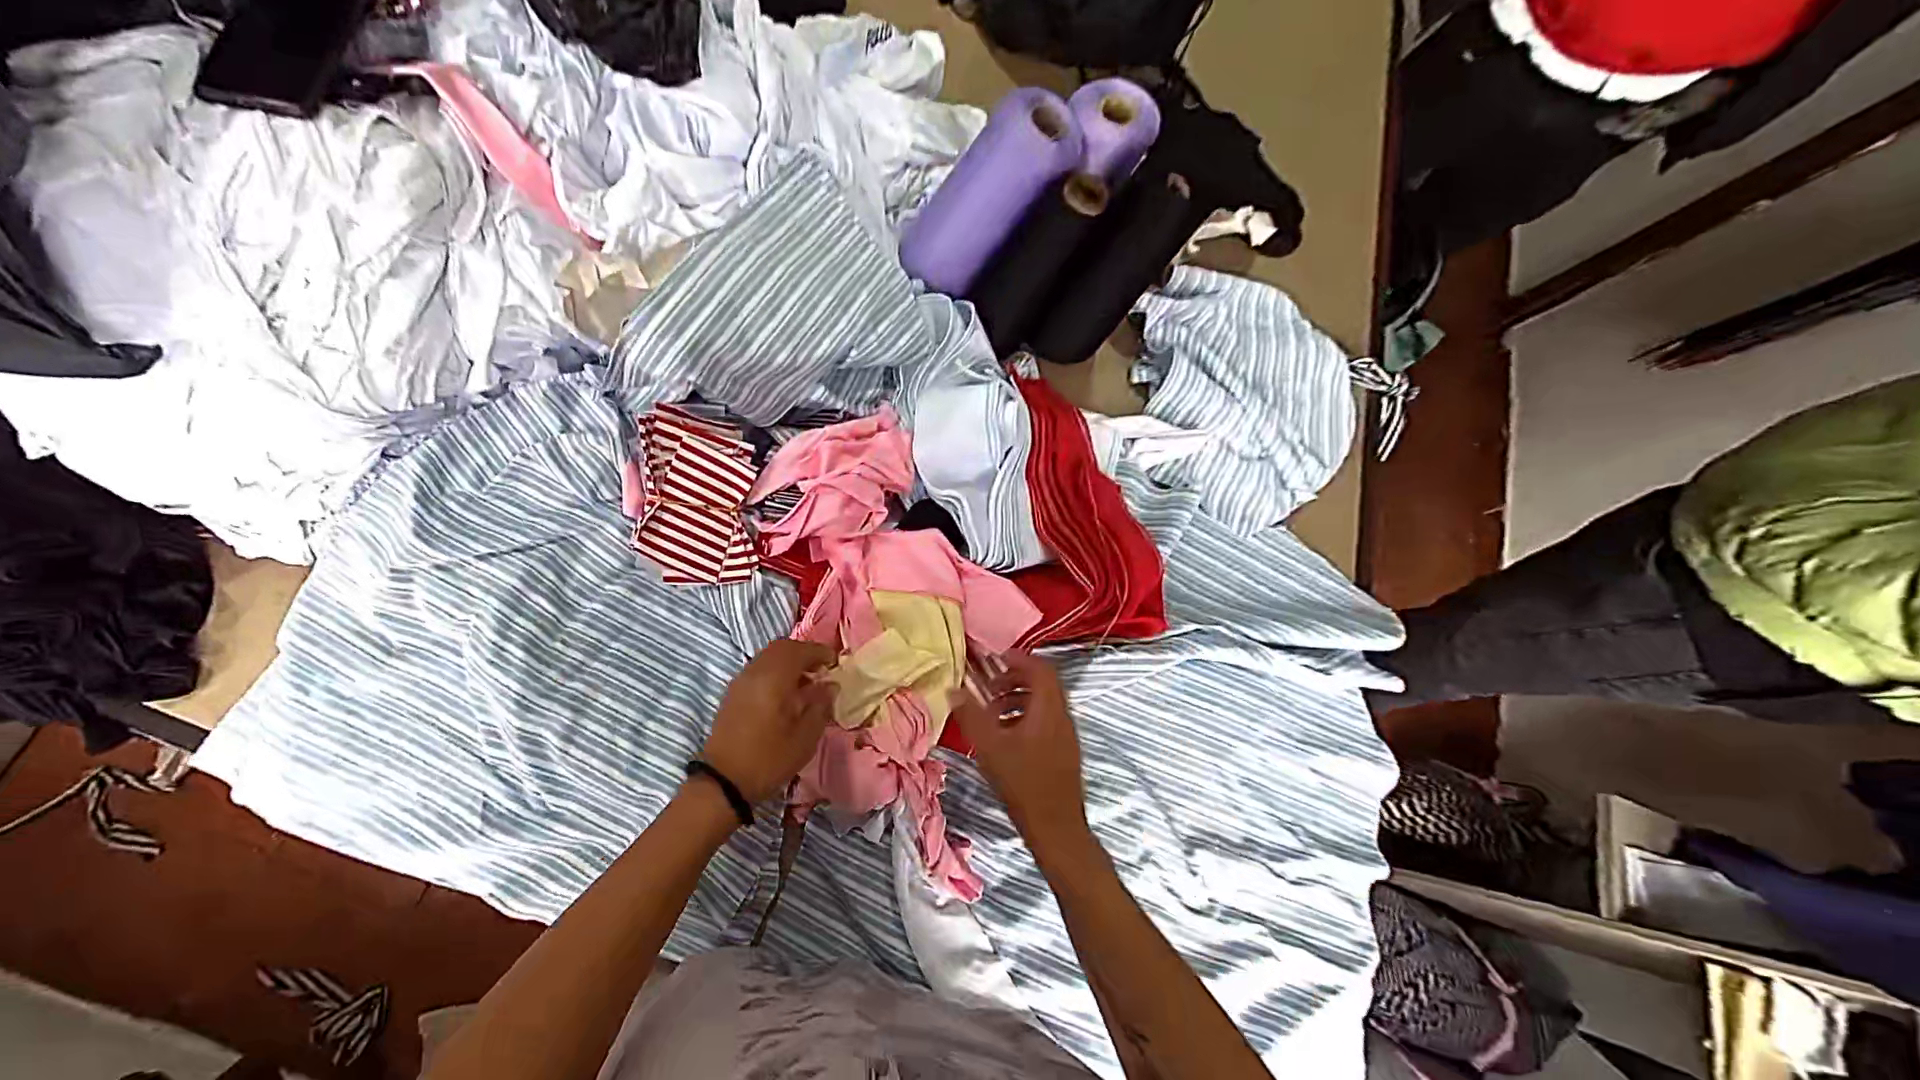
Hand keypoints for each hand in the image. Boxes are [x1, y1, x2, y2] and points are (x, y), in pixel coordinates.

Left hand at [703, 639, 836, 802]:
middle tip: (821, 669)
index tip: (836, 663)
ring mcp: (740, 682)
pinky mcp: (733, 695)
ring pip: (768, 658)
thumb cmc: (769, 759)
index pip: (799, 650)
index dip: (820, 652)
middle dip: (803, 653)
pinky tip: (786, 695)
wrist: (723, 783)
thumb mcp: (805, 736)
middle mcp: (754, 672)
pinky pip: (758, 670)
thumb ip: (820, 705)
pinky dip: (775, 672)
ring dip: (789, 662)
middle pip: (781, 648)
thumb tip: (830, 685)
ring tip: (806, 683)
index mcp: (774, 678)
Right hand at [952, 652, 1089, 847]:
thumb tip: (954, 689)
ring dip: (1019, 699)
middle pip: (1044, 684)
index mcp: (1049, 709)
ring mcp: (1067, 735)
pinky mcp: (1065, 751)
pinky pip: (1046, 720)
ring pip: (1045, 703)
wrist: (1056, 827)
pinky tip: (1006, 736)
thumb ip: (971, 715)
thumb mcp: (989, 747)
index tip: (997, 658)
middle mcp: (1063, 716)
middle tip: (991, 685)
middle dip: (1016, 679)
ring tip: (993, 711)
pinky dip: (1026, 716)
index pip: (1041, 669)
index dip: (1020, 659)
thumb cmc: (1023, 783)